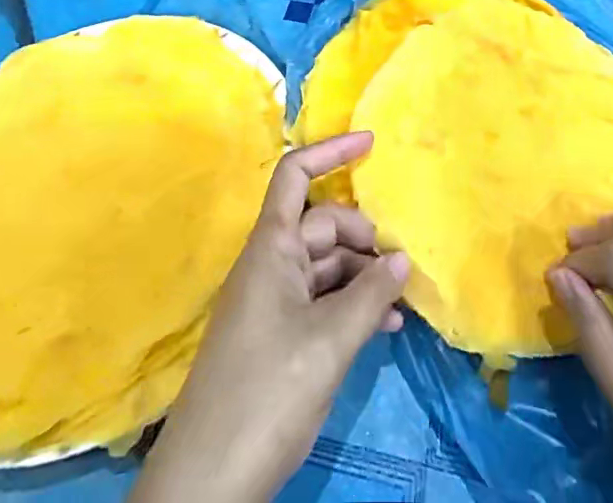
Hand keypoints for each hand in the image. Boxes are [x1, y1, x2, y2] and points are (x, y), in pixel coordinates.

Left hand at [130, 132, 408, 502]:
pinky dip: (353, 306)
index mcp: (271, 248)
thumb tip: (401, 259)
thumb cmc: (267, 392)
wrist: (210, 477)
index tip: (371, 142)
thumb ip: (370, 295)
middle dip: (363, 237)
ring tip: (402, 304)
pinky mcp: (279, 335)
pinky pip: (322, 301)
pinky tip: (386, 328)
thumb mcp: (329, 342)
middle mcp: (270, 264)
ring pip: (327, 266)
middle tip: (400, 268)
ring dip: (364, 277)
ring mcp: (273, 301)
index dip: (330, 151)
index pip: (294, 176)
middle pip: (322, 225)